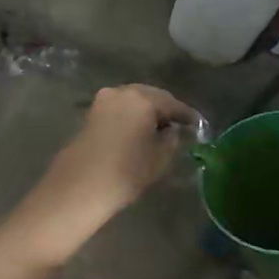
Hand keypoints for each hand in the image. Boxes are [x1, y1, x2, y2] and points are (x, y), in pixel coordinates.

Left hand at [39, 85, 199, 217]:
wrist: (80, 186)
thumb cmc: (126, 171)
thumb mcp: (159, 157)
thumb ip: (172, 139)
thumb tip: (172, 130)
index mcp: (142, 98)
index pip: (172, 103)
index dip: (186, 114)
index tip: (198, 124)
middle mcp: (121, 92)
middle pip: (150, 96)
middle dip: (165, 109)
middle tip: (179, 124)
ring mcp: (103, 101)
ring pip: (133, 101)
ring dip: (147, 112)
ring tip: (159, 129)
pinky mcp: (91, 114)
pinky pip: (119, 109)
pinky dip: (132, 116)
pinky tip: (138, 130)